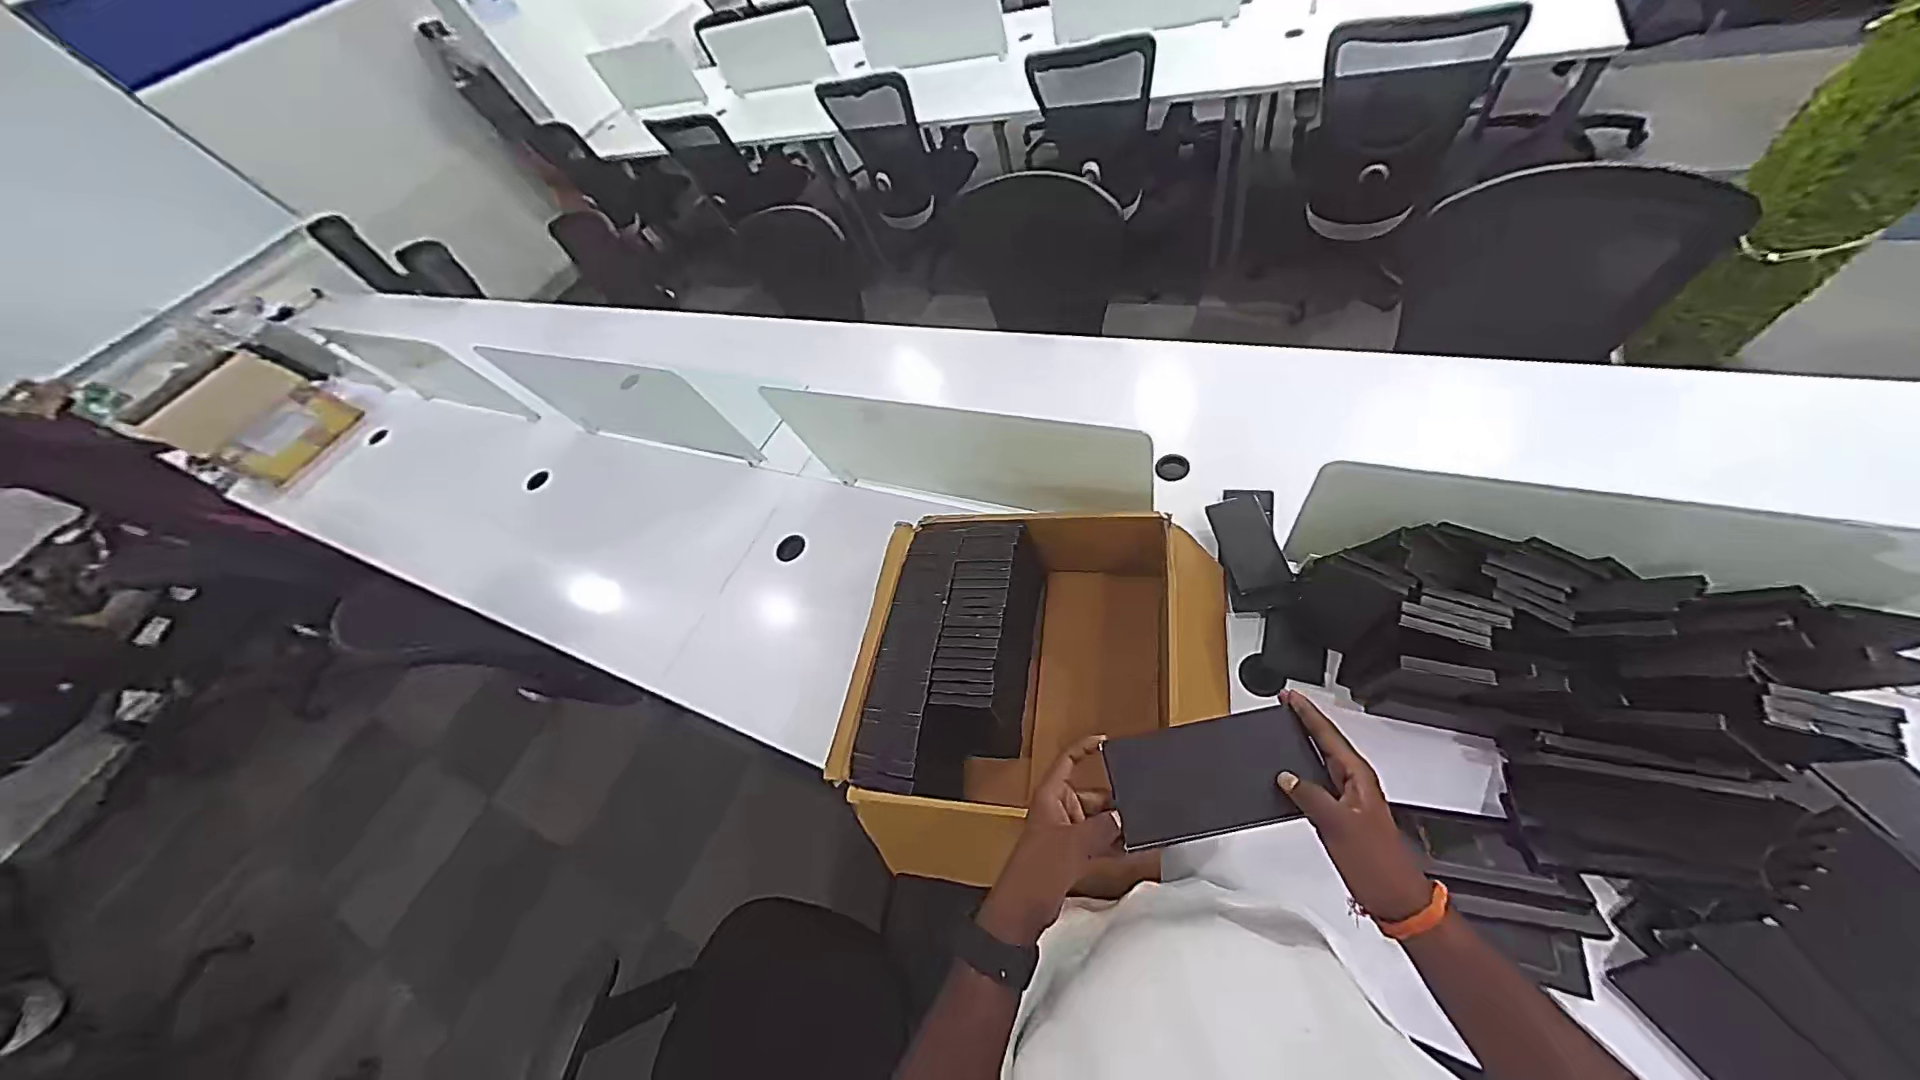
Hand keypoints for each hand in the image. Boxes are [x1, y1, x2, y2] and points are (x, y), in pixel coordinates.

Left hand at [977, 736, 1124, 945]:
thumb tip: (1124, 817)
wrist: (1022, 910)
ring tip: (1144, 828)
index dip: (1085, 748)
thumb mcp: (1073, 844)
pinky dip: (1114, 844)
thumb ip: (1102, 827)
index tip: (1106, 742)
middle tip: (1142, 805)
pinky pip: (1098, 841)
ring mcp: (1065, 832)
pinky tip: (1135, 850)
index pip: (1067, 761)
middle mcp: (1058, 809)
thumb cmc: (1036, 871)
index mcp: (1050, 796)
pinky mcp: (1072, 854)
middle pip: (1091, 794)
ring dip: (1117, 825)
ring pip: (1097, 820)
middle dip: (1115, 801)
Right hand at [1276, 690, 1433, 921]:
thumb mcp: (1337, 824)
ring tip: (1286, 729)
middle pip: (1327, 742)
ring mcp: (1349, 798)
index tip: (1291, 697)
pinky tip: (1291, 773)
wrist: (1396, 898)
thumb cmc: (1378, 864)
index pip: (1329, 735)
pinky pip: (1318, 781)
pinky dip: (1303, 770)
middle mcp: (1355, 783)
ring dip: (1304, 743)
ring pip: (1322, 760)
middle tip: (1286, 704)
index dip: (1308, 713)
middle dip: (1306, 721)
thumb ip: (1309, 795)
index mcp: (1358, 777)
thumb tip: (1286, 777)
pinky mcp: (1341, 814)